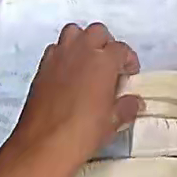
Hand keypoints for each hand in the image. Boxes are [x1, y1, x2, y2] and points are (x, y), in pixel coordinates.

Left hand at [0, 23, 142, 174]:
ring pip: (74, 32)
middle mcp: (81, 51)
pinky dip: (64, 54)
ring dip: (83, 41)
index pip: (121, 49)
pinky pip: (55, 49)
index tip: (129, 71)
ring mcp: (59, 56)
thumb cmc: (81, 132)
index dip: (128, 59)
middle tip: (111, 63)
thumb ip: (127, 106)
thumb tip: (134, 103)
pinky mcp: (42, 67)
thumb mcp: (113, 121)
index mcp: (104, 61)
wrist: (44, 144)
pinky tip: (69, 73)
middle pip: (97, 32)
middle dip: (107, 43)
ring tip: (88, 61)